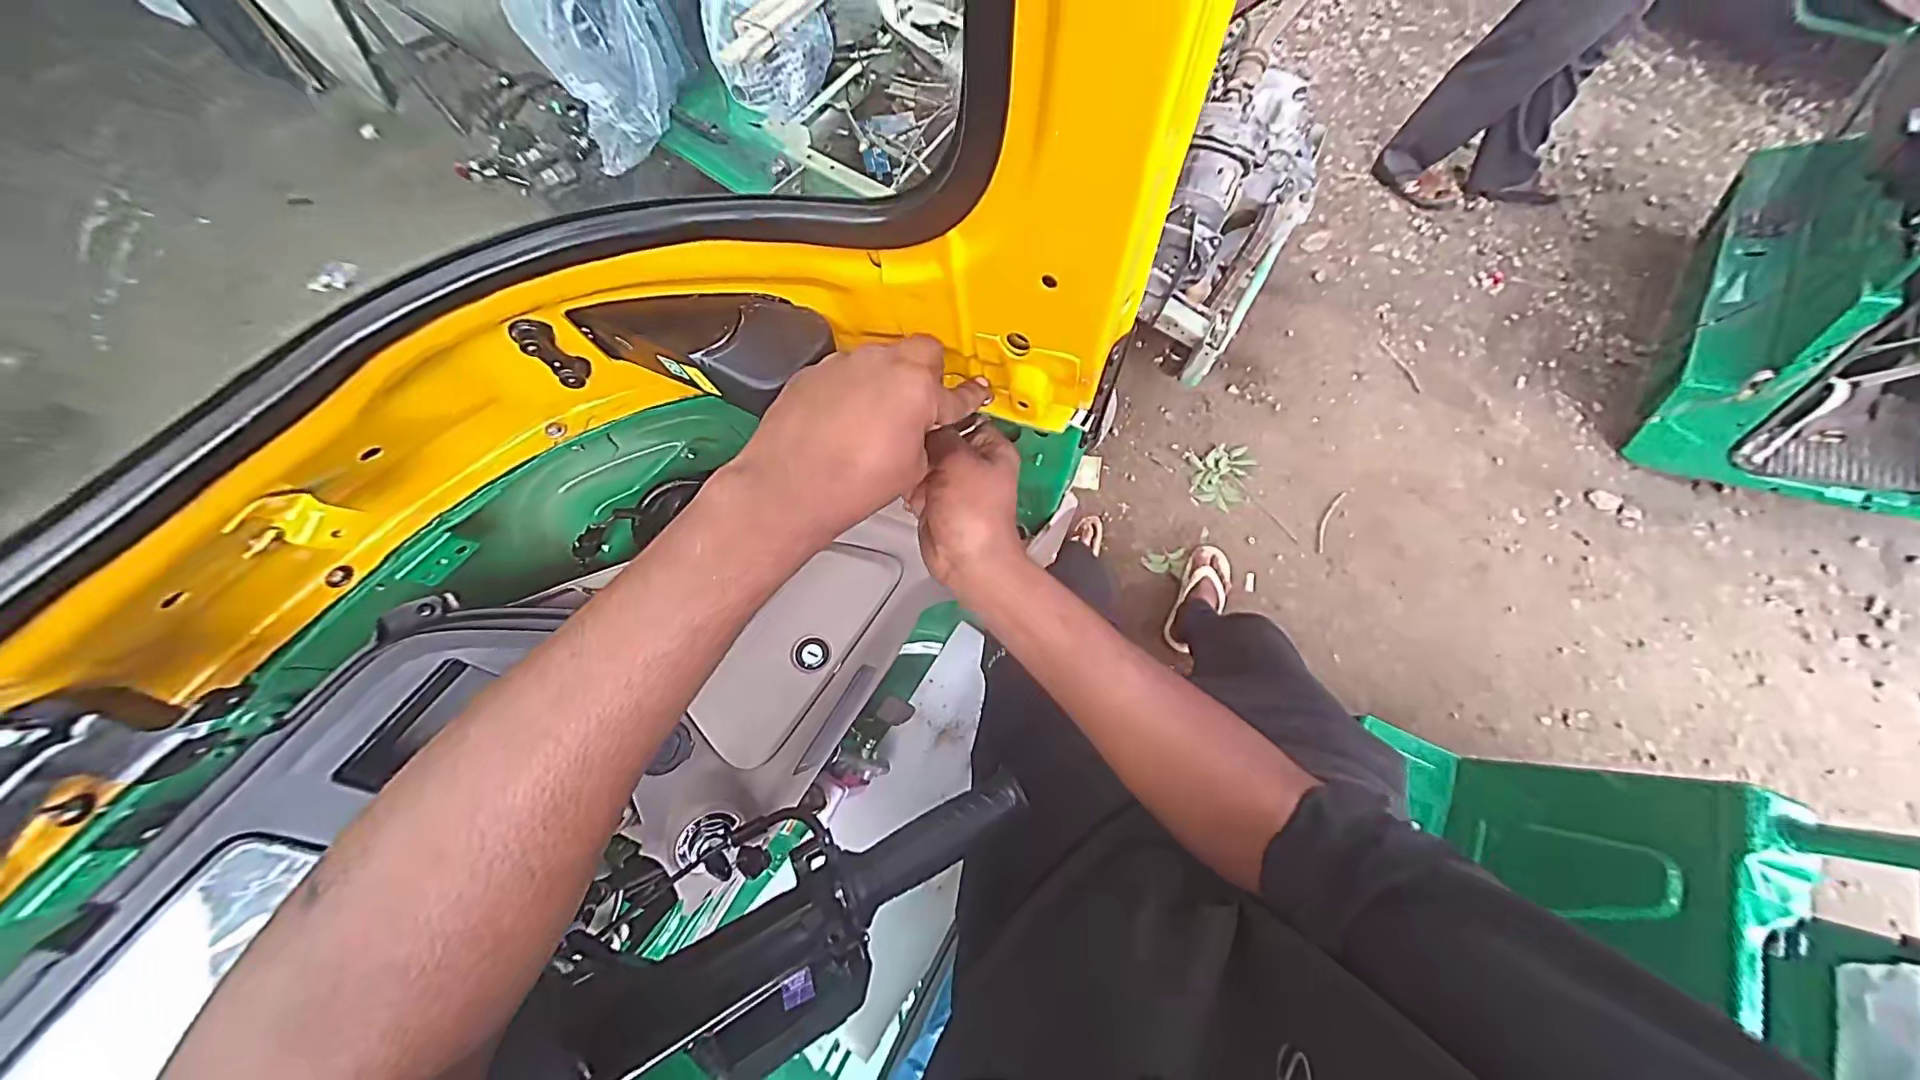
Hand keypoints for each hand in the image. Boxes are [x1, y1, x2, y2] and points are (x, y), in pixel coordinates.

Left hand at [722, 335, 990, 546]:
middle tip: (925, 401)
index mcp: (917, 389)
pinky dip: (852, 389)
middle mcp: (882, 365)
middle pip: (923, 350)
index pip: (956, 391)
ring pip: (881, 357)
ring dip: (887, 380)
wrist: (788, 488)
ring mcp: (845, 364)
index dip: (968, 397)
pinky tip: (846, 420)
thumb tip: (923, 435)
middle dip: (930, 373)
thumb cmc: (845, 484)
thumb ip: (926, 440)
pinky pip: (845, 372)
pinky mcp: (815, 372)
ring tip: (877, 419)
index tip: (971, 395)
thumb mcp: (911, 470)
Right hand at [908, 423, 1026, 593]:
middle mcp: (974, 463)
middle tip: (910, 438)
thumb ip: (941, 435)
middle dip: (925, 441)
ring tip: (907, 465)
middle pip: (941, 437)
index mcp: (993, 448)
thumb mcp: (959, 460)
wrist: (966, 559)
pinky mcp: (935, 500)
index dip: (944, 410)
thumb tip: (928, 422)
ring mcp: (953, 482)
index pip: (966, 415)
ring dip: (914, 465)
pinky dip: (909, 485)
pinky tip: (904, 486)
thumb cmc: (977, 516)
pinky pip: (915, 483)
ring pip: (925, 460)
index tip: (923, 405)